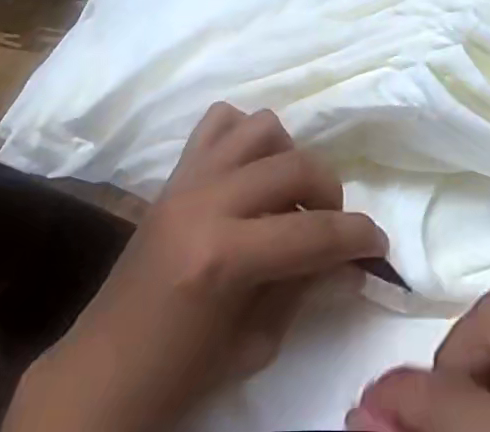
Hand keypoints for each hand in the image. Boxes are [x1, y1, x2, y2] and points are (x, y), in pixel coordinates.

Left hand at [5, 104, 387, 431]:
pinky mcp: (172, 173)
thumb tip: (353, 260)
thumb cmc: (185, 368)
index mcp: (225, 256)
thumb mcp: (259, 341)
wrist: (110, 364)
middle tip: (332, 226)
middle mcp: (206, 202)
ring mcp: (185, 179)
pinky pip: (217, 122)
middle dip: (330, 193)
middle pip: (294, 166)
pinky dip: (245, 137)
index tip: (379, 245)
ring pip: (259, 127)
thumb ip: (306, 288)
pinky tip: (251, 174)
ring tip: (288, 196)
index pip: (313, 230)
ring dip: (288, 157)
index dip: (358, 237)